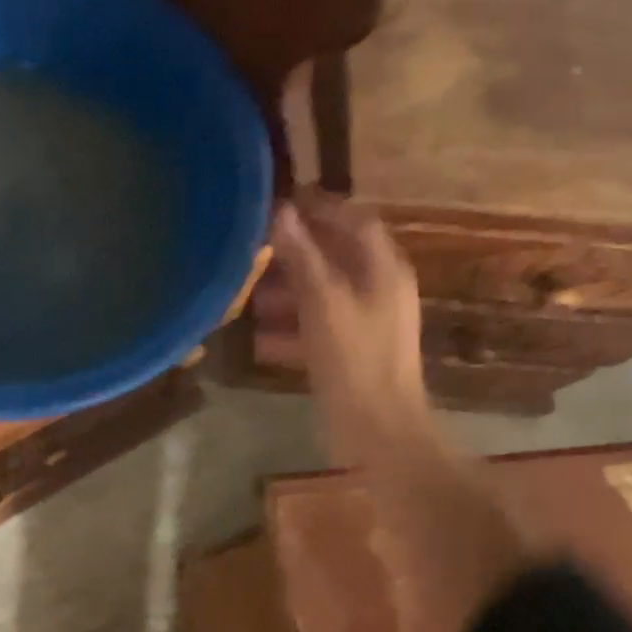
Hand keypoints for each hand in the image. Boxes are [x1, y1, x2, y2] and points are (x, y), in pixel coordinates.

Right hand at [271, 192, 439, 468]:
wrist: (378, 432)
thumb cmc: (354, 359)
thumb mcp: (322, 302)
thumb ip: (302, 255)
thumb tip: (281, 210)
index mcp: (383, 270)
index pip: (355, 220)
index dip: (320, 206)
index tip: (280, 199)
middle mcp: (380, 290)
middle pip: (336, 255)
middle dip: (295, 250)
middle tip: (254, 245)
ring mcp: (367, 323)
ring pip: (323, 291)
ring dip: (288, 288)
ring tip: (248, 290)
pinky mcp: (351, 353)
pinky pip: (318, 325)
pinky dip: (291, 324)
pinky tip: (258, 334)